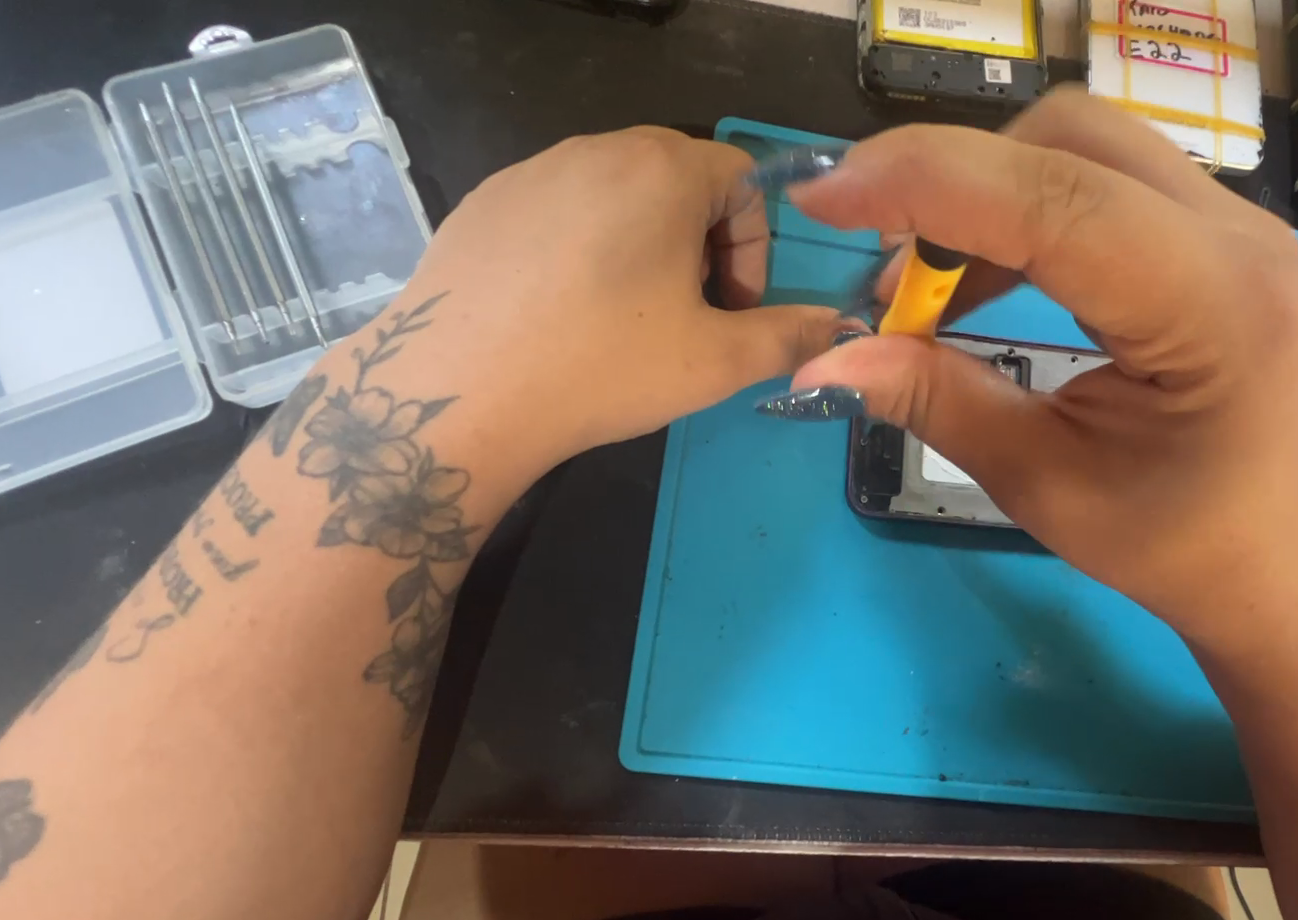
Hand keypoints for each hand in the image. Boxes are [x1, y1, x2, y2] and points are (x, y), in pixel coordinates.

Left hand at [385, 127, 844, 492]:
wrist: (460, 392)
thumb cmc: (606, 365)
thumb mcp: (717, 361)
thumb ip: (790, 336)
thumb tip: (837, 326)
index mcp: (662, 168)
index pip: (741, 179)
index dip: (754, 247)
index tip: (733, 309)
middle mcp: (595, 149)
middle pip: (680, 184)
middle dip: (704, 249)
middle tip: (689, 319)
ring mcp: (530, 171)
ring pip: (619, 198)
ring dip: (648, 252)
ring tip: (628, 324)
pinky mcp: (483, 204)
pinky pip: (562, 214)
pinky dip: (587, 254)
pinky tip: (566, 317)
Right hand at [787, 89, 1297, 638]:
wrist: (1273, 558)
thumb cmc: (1168, 542)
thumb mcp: (1040, 482)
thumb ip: (937, 404)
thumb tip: (826, 363)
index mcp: (1211, 306)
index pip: (1053, 203)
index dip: (926, 185)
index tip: (825, 198)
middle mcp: (1238, 236)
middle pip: (1066, 142)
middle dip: (950, 188)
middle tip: (887, 280)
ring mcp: (1236, 225)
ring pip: (1080, 150)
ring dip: (981, 202)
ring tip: (926, 293)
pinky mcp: (1214, 236)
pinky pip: (1099, 185)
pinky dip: (1020, 218)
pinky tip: (983, 282)